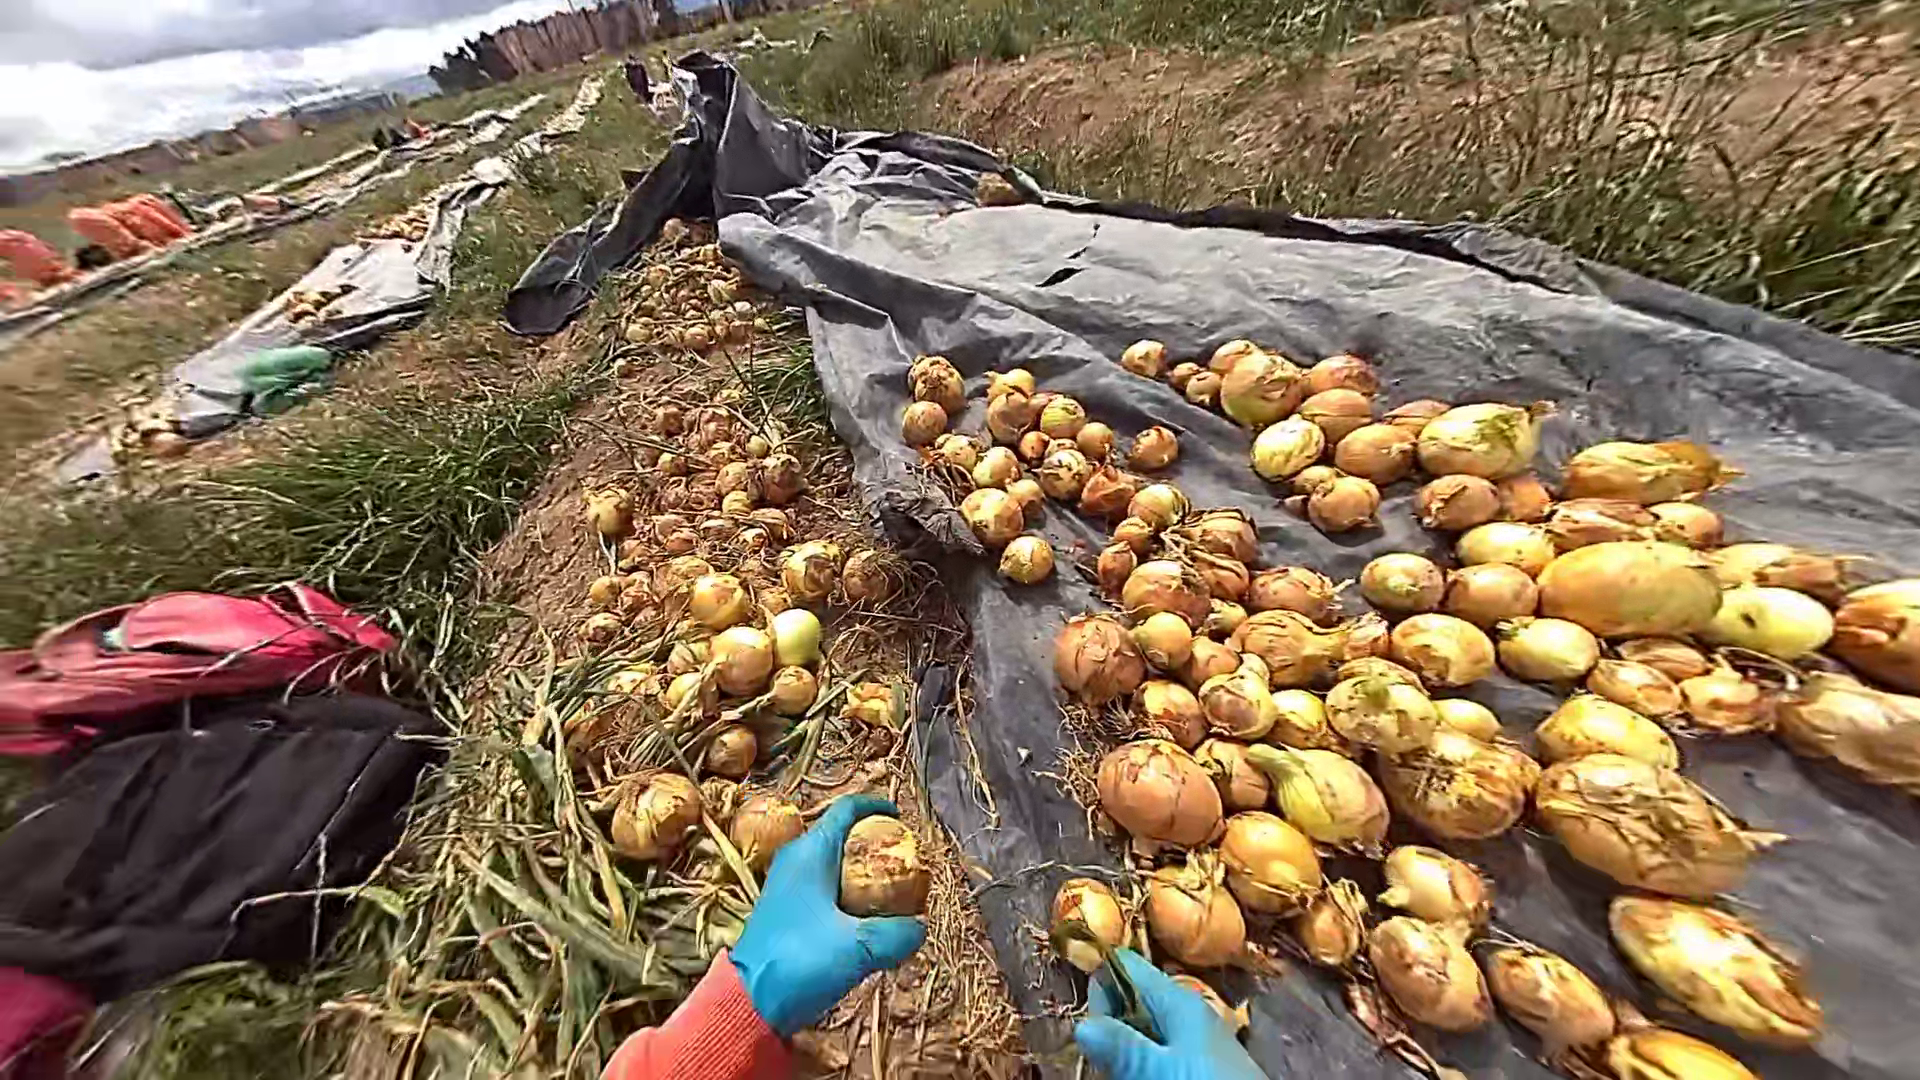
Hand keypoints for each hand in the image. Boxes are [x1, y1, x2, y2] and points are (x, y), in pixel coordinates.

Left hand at [730, 794, 926, 1036]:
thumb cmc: (799, 961)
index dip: (875, 806)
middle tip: (896, 857)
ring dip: (856, 867)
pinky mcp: (782, 906)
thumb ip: (895, 935)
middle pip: (840, 832)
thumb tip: (920, 928)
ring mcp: (785, 881)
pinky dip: (842, 887)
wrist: (743, 1007)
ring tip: (884, 887)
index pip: (847, 809)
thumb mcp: (856, 948)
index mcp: (812, 851)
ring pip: (829, 859)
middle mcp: (797, 857)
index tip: (898, 817)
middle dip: (870, 840)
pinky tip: (858, 916)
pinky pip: (819, 882)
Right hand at [1075, 949, 1267, 1079]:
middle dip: (1112, 1029)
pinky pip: (1162, 1057)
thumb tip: (1080, 1023)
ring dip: (1127, 1054)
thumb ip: (1123, 1047)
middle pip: (1131, 1000)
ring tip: (1125, 1076)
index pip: (1124, 965)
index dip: (1101, 988)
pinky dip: (1147, 1068)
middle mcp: (1185, 1012)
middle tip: (1109, 1066)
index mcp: (1176, 998)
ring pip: (1145, 1033)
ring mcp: (1196, 1043)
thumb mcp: (1162, 1074)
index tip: (1094, 1028)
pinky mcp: (1203, 1070)